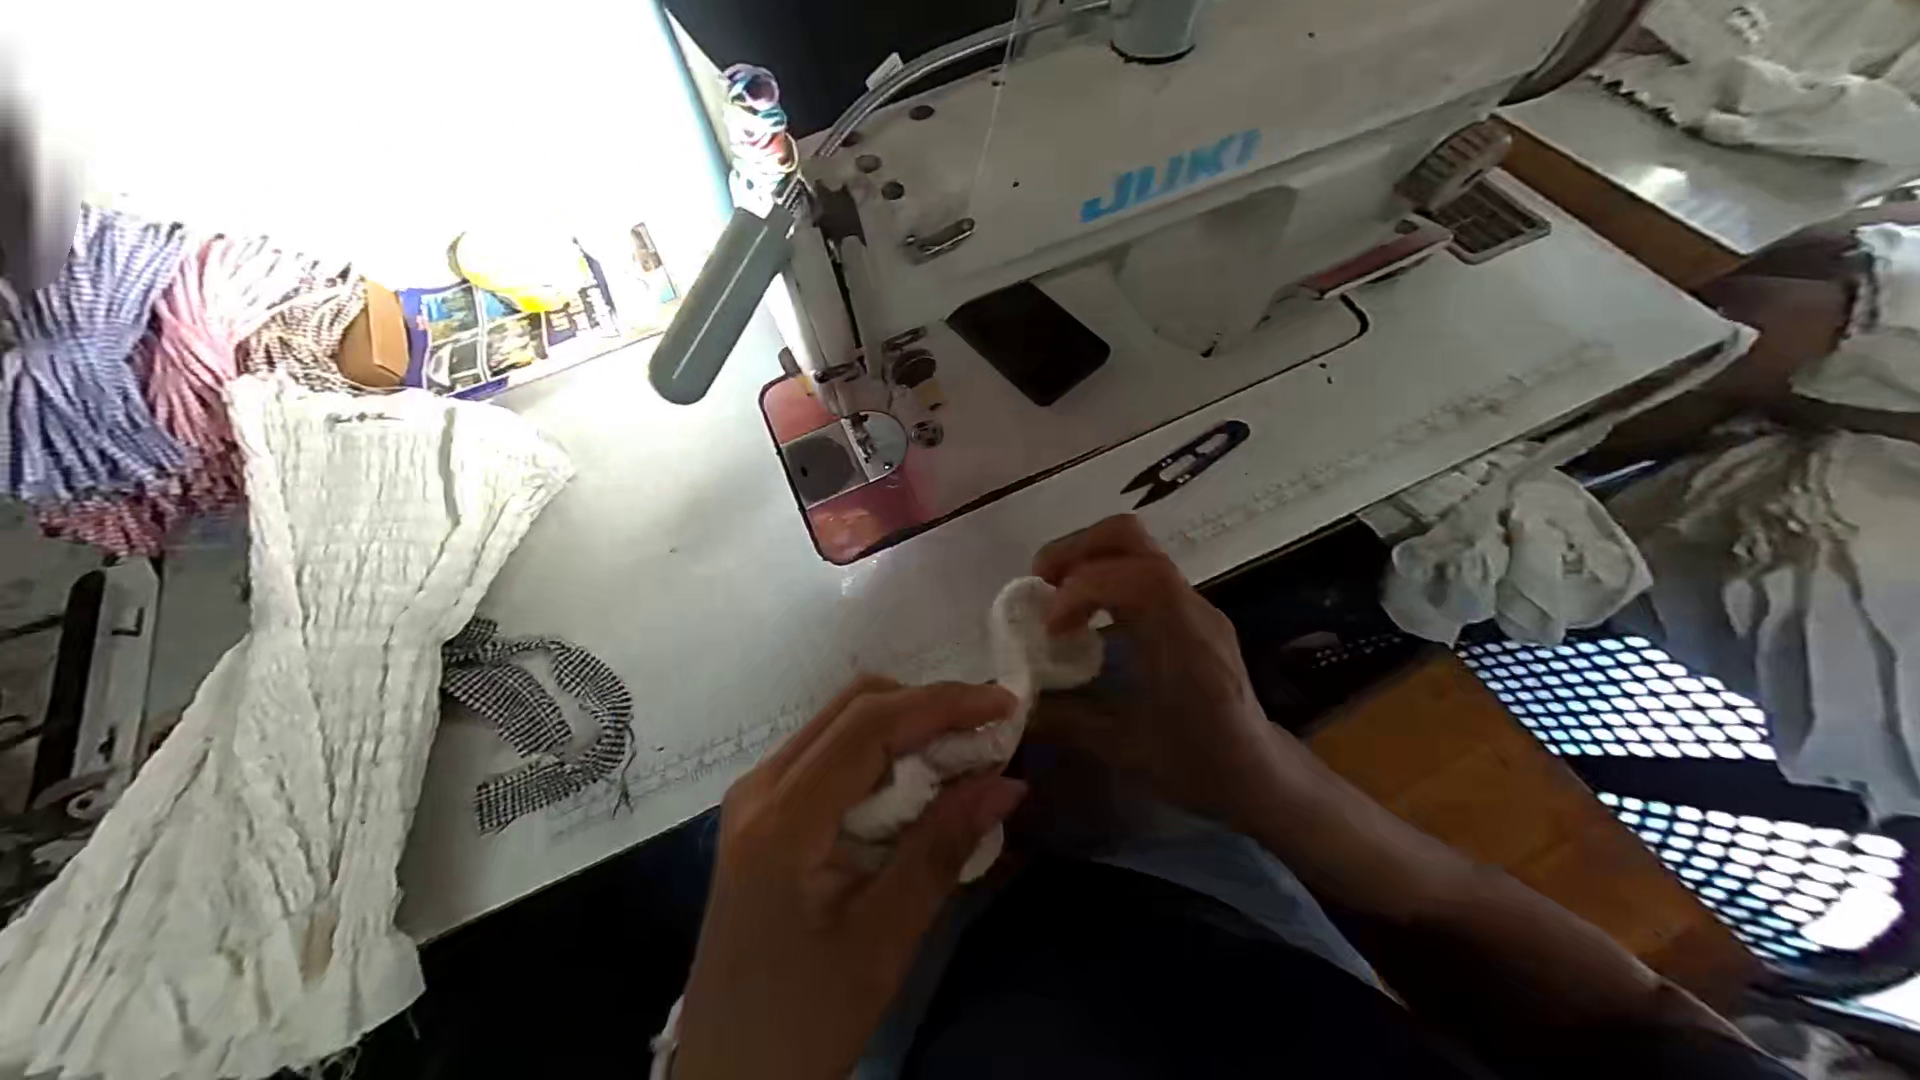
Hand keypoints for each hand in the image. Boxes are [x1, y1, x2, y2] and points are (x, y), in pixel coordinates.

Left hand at [673, 675, 1026, 1079]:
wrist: (729, 1073)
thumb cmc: (805, 1018)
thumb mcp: (883, 941)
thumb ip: (942, 850)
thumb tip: (1006, 783)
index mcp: (782, 820)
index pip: (869, 726)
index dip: (942, 703)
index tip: (1004, 706)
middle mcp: (760, 787)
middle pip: (853, 709)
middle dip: (927, 707)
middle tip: (988, 730)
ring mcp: (756, 795)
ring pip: (840, 722)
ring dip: (906, 724)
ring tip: (964, 753)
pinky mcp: (764, 809)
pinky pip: (830, 751)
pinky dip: (882, 750)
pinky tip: (917, 781)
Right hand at [1030, 515, 1300, 829]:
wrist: (1259, 772)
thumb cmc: (1199, 767)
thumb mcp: (1125, 752)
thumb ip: (1066, 721)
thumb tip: (1013, 704)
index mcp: (1187, 644)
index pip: (1137, 578)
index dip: (1080, 590)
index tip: (1050, 629)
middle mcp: (1193, 609)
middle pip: (1130, 537)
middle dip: (1072, 551)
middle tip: (1038, 586)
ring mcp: (1193, 603)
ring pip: (1133, 544)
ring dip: (1083, 558)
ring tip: (1053, 597)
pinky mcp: (1186, 607)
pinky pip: (1137, 567)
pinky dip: (1099, 574)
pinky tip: (1083, 614)